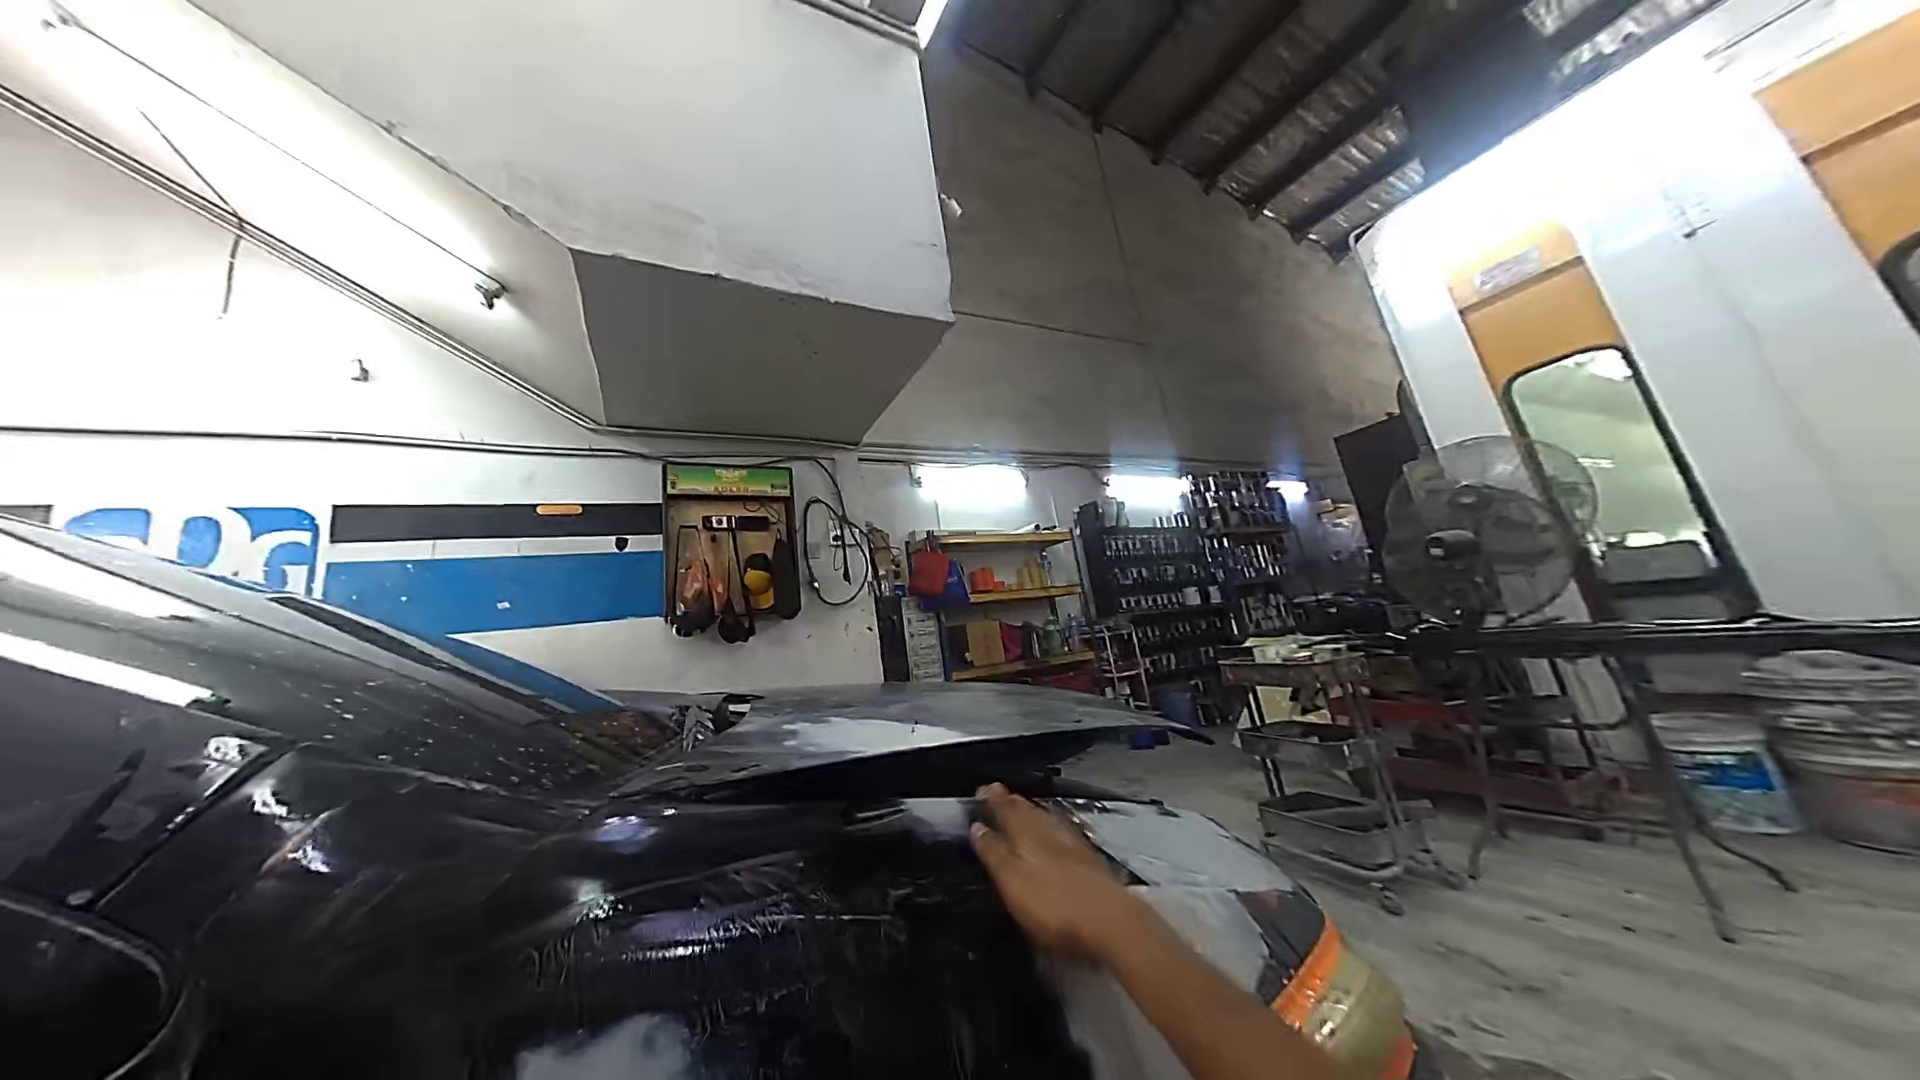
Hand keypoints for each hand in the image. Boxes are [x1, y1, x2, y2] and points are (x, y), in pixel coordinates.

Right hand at [968, 783, 1147, 961]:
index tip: (983, 789)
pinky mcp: (1090, 861)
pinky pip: (1066, 831)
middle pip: (1026, 812)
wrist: (1110, 921)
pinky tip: (1058, 825)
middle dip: (1011, 802)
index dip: (992, 801)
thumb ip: (994, 853)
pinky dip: (1056, 824)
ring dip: (1032, 810)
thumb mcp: (1012, 883)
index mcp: (1025, 837)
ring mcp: (1072, 846)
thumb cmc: (1054, 906)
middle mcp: (1048, 834)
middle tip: (1000, 791)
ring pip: (1047, 819)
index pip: (1005, 812)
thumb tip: (977, 828)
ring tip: (1023, 803)